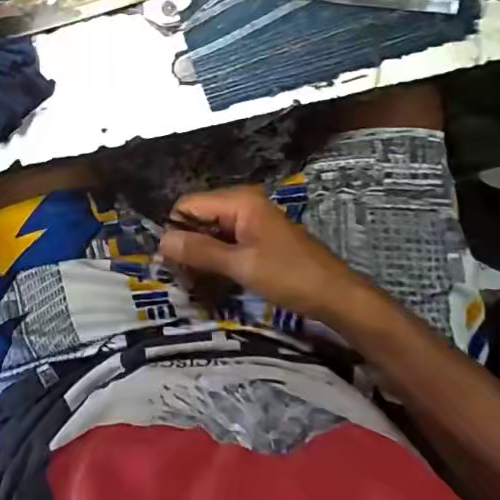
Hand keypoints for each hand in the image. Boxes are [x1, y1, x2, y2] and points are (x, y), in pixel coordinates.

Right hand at [160, 186, 367, 319]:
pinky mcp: (257, 238)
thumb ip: (200, 251)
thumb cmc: (291, 277)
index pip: (188, 205)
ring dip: (200, 255)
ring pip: (210, 231)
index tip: (170, 263)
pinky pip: (225, 241)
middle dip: (186, 244)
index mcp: (239, 201)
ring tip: (195, 283)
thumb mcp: (241, 265)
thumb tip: (161, 241)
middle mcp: (242, 204)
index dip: (175, 231)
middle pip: (198, 217)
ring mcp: (251, 221)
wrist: (338, 297)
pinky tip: (213, 280)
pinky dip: (215, 259)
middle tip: (182, 277)